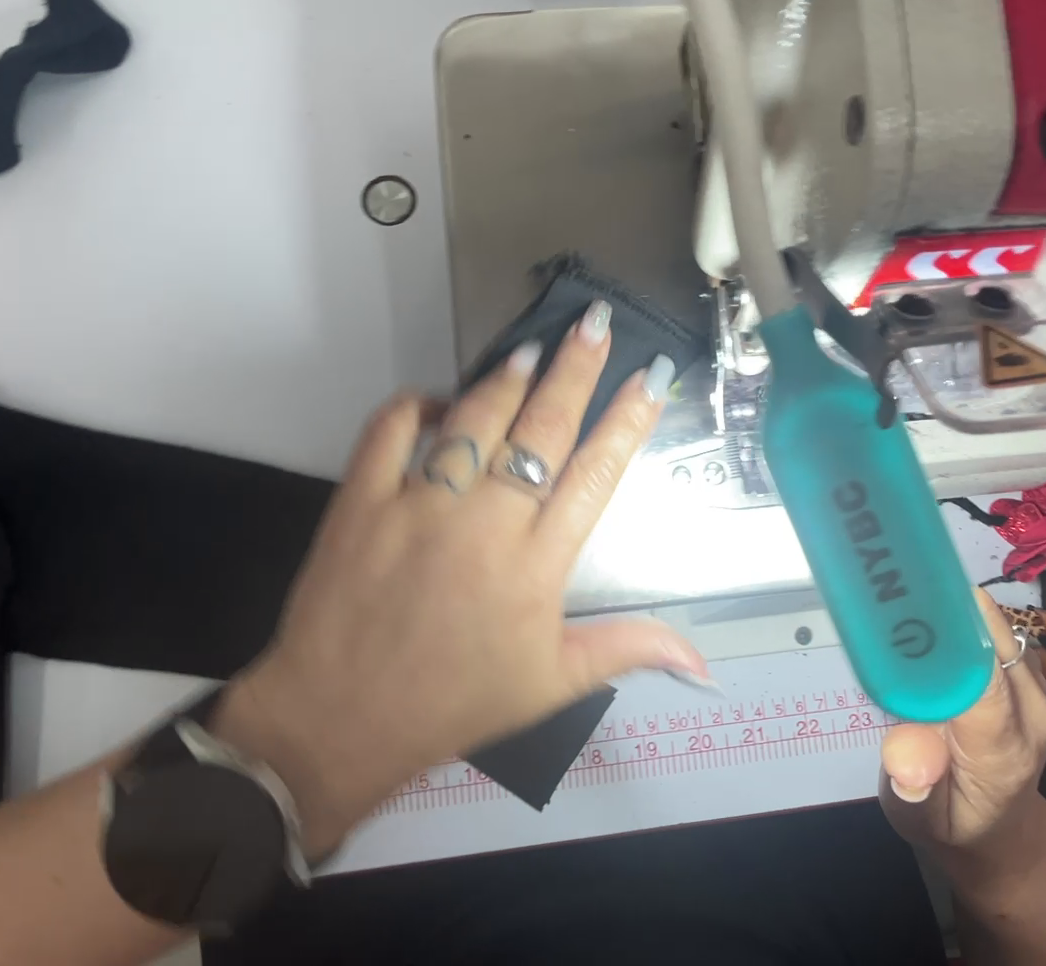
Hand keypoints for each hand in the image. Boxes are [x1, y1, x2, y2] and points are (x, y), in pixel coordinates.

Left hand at [214, 301, 701, 857]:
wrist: (339, 721)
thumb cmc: (454, 703)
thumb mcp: (551, 685)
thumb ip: (628, 650)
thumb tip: (706, 664)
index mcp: (537, 566)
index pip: (596, 474)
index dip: (628, 420)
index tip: (650, 377)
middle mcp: (485, 524)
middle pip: (541, 429)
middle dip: (574, 370)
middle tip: (594, 324)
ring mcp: (419, 507)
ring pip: (473, 421)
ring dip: (504, 380)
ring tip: (529, 350)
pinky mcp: (361, 501)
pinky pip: (390, 431)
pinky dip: (413, 406)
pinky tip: (436, 401)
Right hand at [878, 588, 1045, 854]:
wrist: (996, 829)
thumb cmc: (951, 822)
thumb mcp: (921, 822)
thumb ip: (914, 794)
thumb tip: (905, 766)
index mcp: (1002, 752)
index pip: (986, 685)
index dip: (953, 639)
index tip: (911, 603)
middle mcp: (1028, 715)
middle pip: (994, 643)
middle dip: (947, 609)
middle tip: (893, 583)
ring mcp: (1033, 692)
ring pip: (996, 630)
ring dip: (954, 606)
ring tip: (904, 589)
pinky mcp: (1025, 677)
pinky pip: (997, 633)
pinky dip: (964, 615)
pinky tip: (928, 610)